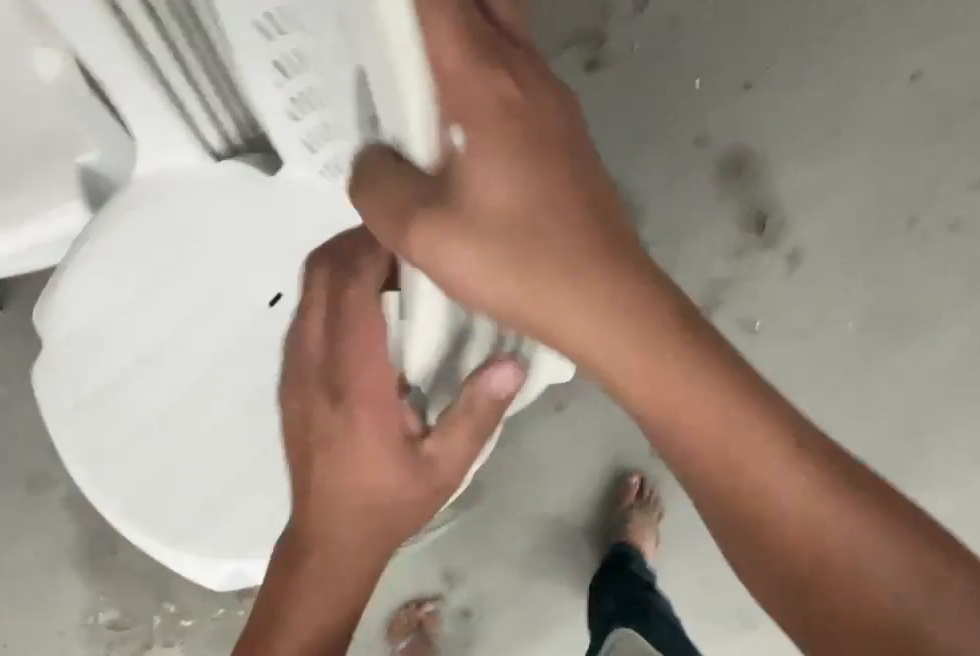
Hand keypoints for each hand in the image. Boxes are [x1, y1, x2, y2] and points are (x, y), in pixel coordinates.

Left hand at [279, 228, 524, 562]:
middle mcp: (314, 364)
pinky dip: (334, 292)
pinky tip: (372, 314)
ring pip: (308, 287)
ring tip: (396, 272)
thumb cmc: (389, 504)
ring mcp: (295, 369)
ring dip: (346, 264)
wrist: (329, 538)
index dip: (378, 244)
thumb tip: (515, 363)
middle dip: (361, 241)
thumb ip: (477, 413)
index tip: (419, 233)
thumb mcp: (445, 467)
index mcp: (354, 381)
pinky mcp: (290, 379)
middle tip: (412, 245)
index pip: (351, 282)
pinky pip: (305, 313)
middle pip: (322, 270)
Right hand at [348, 0, 655, 358]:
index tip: (374, 28)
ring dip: (466, 37)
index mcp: (487, 83)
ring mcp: (557, 104)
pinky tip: (466, 131)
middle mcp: (528, 76)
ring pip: (508, 34)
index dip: (399, 7)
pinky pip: (523, 79)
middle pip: (481, 0)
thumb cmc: (517, 264)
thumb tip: (374, 160)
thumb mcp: (424, 235)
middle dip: (436, 10)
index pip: (437, 2)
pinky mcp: (570, 137)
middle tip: (400, 52)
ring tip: (422, 86)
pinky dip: (489, 77)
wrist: (606, 302)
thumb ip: (378, 185)